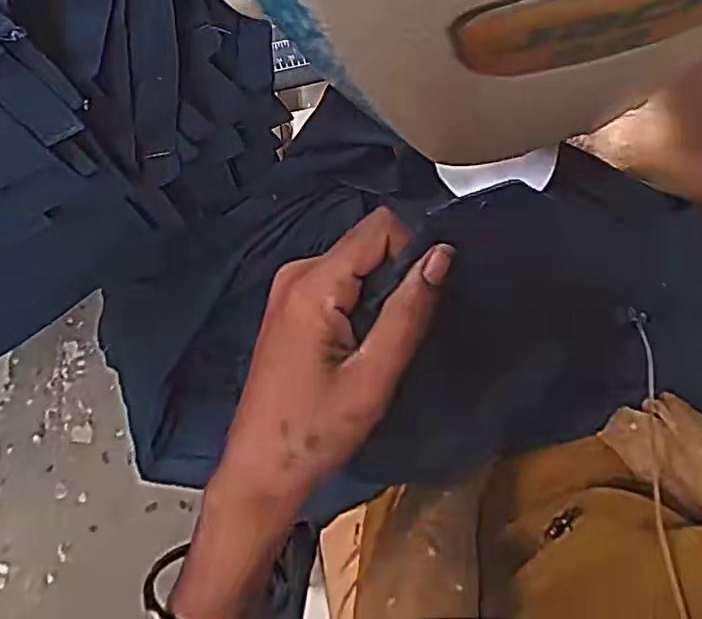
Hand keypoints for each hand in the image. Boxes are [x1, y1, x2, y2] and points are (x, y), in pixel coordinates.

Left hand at [173, 209, 451, 617]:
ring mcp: (290, 286)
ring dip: (380, 292)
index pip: (380, 226)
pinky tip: (356, 345)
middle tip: (394, 333)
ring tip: (374, 344)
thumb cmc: (312, 435)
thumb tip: (441, 254)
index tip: (421, 297)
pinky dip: (362, 301)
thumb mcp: (373, 377)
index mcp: (312, 283)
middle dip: (396, 275)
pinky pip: (343, 278)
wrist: (260, 474)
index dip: (412, 251)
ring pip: (360, 260)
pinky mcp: (292, 301)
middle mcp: (297, 272)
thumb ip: (409, 310)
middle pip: (369, 241)